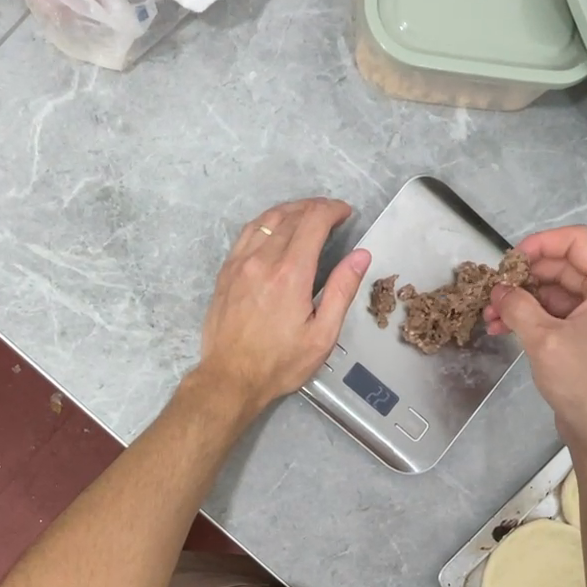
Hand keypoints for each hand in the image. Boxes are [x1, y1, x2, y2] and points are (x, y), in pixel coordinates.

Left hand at [192, 197, 371, 410]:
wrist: (230, 378)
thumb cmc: (279, 363)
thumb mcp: (322, 335)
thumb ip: (341, 291)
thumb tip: (360, 256)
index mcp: (291, 274)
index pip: (314, 222)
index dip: (332, 210)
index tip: (345, 213)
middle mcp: (262, 260)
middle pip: (290, 216)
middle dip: (314, 207)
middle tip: (330, 212)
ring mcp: (239, 264)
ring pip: (266, 220)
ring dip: (289, 210)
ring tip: (305, 214)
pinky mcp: (226, 273)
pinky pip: (247, 234)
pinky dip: (266, 224)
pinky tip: (275, 230)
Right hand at [485, 226, 586, 445]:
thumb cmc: (581, 380)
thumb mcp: (544, 339)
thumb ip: (518, 307)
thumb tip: (499, 290)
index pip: (577, 242)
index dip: (542, 243)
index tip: (509, 260)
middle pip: (564, 268)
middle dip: (525, 277)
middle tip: (493, 292)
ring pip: (556, 293)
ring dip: (523, 300)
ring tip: (490, 316)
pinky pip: (557, 315)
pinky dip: (531, 318)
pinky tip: (503, 329)